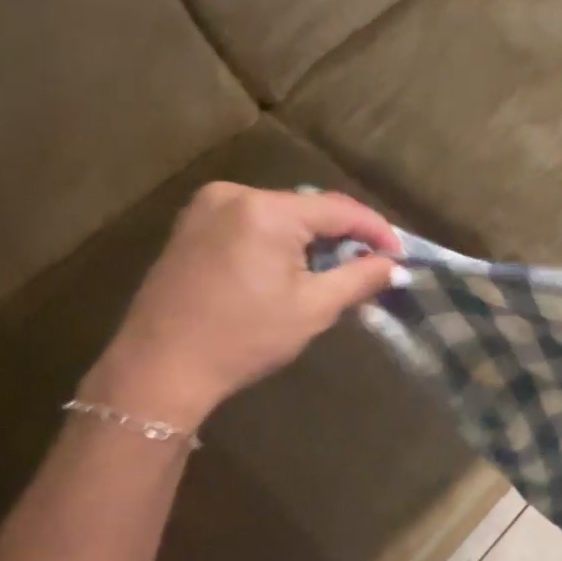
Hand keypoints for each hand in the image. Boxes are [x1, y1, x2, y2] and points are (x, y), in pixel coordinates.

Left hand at [79, 183, 400, 428]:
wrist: (161, 366)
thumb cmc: (244, 337)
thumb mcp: (313, 308)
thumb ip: (359, 279)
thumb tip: (395, 267)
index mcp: (267, 209)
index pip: (340, 209)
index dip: (376, 231)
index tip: (400, 256)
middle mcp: (235, 193)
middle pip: (309, 207)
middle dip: (343, 235)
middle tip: (372, 265)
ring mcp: (206, 207)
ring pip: (280, 214)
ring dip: (311, 239)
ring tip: (335, 270)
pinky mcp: (191, 226)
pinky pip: (251, 223)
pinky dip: (279, 241)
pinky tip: (292, 268)